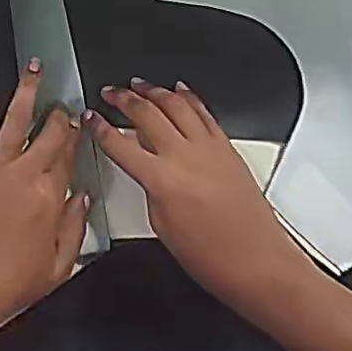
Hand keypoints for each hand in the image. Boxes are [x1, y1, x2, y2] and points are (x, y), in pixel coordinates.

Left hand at [0, 61, 88, 343]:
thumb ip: (75, 226)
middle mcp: (25, 173)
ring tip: (35, 67)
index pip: (70, 156)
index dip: (77, 137)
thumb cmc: (6, 283)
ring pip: (16, 117)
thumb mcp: (58, 266)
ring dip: (28, 89)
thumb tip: (84, 198)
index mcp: (51, 197)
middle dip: (59, 114)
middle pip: (49, 133)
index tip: (82, 122)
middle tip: (64, 102)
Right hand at [88, 80, 312, 310]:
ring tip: (138, 83)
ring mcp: (208, 149)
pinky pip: (204, 112)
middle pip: (144, 112)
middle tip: (110, 92)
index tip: (90, 116)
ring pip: (174, 103)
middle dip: (121, 98)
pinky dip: (188, 96)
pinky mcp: (227, 149)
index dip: (98, 126)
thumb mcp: (161, 225)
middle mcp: (184, 157)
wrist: (261, 267)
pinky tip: (179, 90)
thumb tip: (144, 167)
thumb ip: (148, 187)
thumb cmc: (214, 258)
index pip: (118, 142)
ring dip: (152, 90)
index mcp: (161, 180)